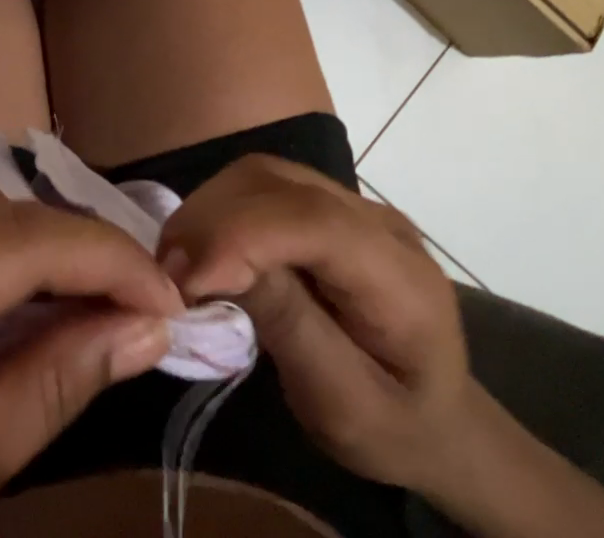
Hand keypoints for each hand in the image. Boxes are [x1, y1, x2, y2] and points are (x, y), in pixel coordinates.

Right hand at [158, 156, 474, 495]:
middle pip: (277, 186)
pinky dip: (215, 211)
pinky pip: (257, 187)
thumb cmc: (393, 426)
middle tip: (167, 279)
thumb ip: (292, 328)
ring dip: (206, 213)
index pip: (315, 223)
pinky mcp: (323, 206)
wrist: (436, 418)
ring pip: (259, 176)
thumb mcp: (343, 404)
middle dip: (210, 223)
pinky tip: (200, 252)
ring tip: (177, 267)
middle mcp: (378, 223)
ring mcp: (352, 205)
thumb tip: (217, 264)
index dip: (239, 236)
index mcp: (401, 279)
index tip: (184, 282)